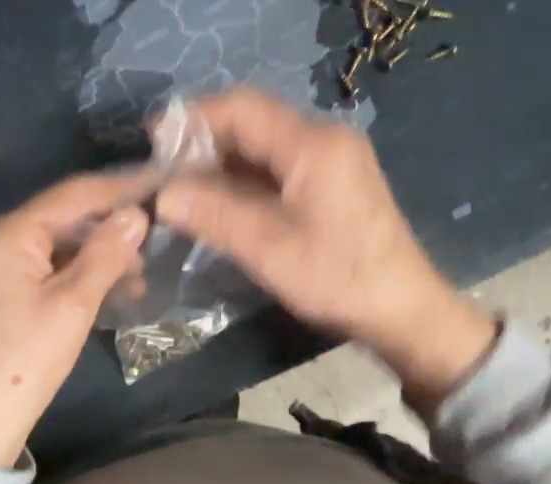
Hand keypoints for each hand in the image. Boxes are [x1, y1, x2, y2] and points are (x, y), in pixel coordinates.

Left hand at [0, 175, 149, 467]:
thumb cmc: (32, 356)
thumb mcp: (76, 302)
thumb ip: (107, 253)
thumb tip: (136, 214)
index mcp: (10, 232)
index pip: (73, 195)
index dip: (119, 189)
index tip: (160, 183)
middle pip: (64, 217)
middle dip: (110, 228)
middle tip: (155, 237)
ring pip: (58, 243)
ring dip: (98, 254)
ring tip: (139, 274)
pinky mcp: (2, 286)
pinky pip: (47, 265)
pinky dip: (78, 271)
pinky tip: (111, 286)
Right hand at [155, 89, 497, 410]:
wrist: (399, 308)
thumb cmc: (336, 277)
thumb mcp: (268, 248)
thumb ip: (214, 215)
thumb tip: (163, 195)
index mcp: (311, 144)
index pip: (242, 109)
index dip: (192, 120)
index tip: (151, 142)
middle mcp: (323, 140)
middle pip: (252, 125)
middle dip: (203, 145)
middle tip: (160, 175)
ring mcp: (331, 162)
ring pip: (264, 150)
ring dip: (221, 167)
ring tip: (180, 194)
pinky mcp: (332, 186)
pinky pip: (278, 171)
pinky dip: (244, 183)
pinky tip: (217, 207)